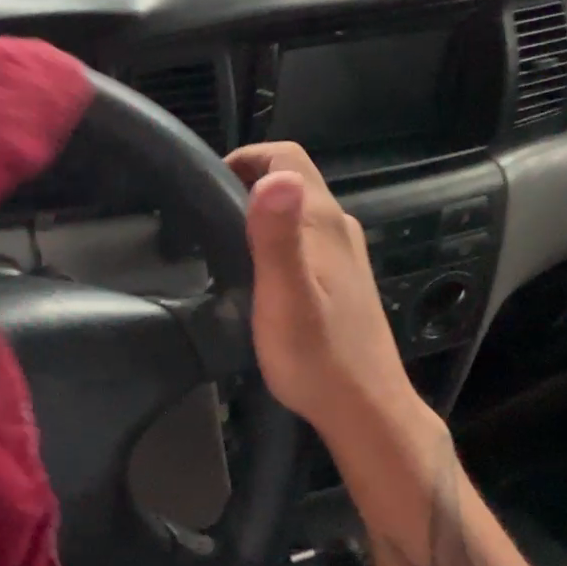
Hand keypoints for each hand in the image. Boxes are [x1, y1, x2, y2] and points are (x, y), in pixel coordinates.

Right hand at [225, 142, 416, 432]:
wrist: (363, 409)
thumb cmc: (318, 357)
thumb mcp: (285, 296)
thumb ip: (276, 237)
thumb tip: (272, 177)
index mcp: (322, 223)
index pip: (285, 156)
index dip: (243, 158)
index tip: (206, 186)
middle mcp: (337, 228)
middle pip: (289, 178)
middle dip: (243, 184)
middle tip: (202, 218)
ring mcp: (341, 254)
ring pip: (294, 210)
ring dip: (255, 212)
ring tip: (218, 244)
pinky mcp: (339, 277)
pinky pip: (300, 238)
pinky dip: (271, 238)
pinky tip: (250, 273)